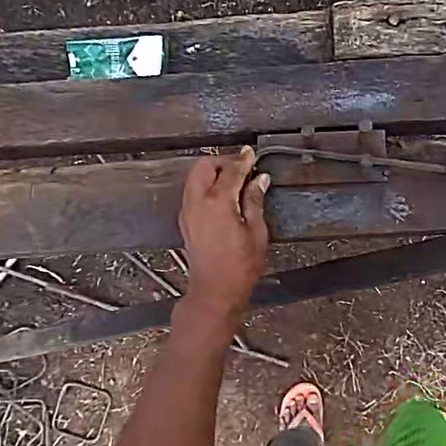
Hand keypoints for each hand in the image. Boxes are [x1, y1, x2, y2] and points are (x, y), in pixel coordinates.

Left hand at [178, 148, 269, 317]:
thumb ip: (255, 201)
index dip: (243, 160)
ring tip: (233, 179)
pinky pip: (192, 192)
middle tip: (241, 166)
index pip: (231, 171)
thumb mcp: (256, 232)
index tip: (251, 154)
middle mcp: (197, 203)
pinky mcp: (185, 222)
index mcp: (218, 202)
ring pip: (194, 178)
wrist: (215, 291)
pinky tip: (221, 194)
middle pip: (204, 167)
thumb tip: (259, 180)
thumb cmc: (240, 267)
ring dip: (212, 172)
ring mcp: (188, 212)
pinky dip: (204, 185)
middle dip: (223, 161)